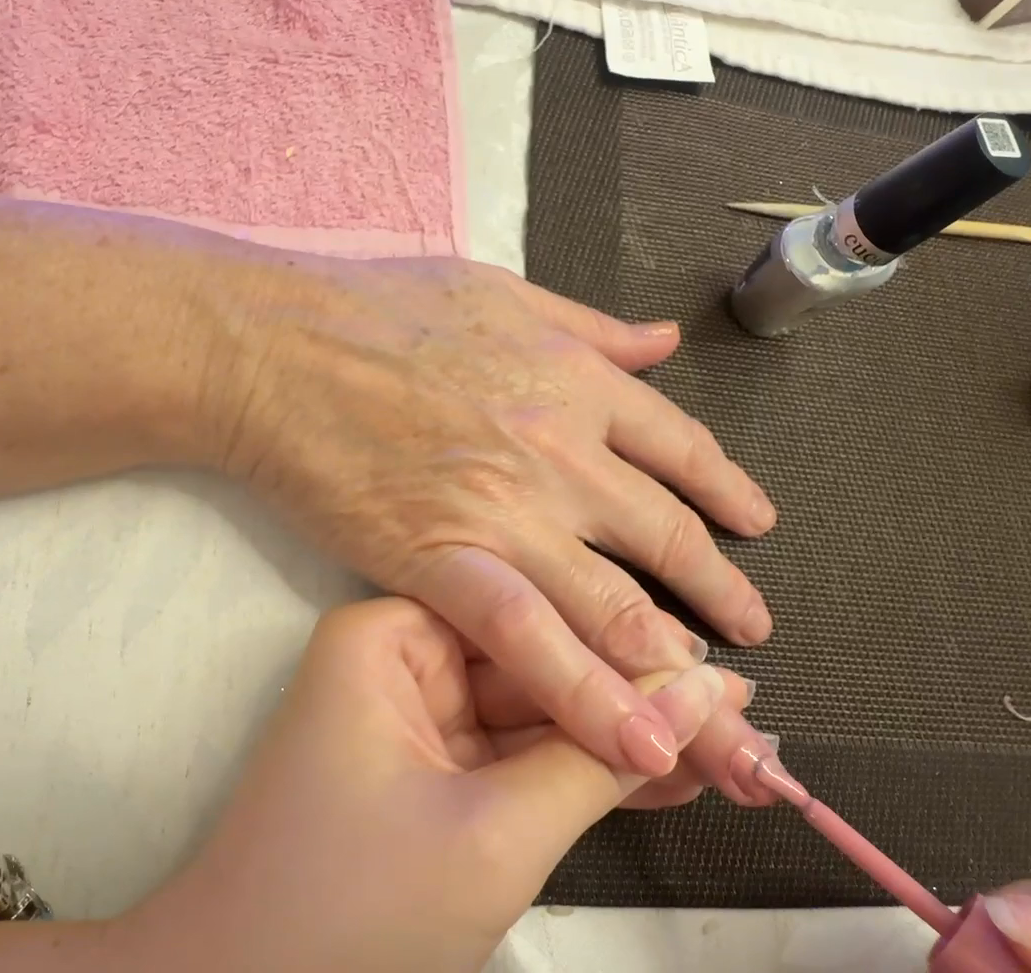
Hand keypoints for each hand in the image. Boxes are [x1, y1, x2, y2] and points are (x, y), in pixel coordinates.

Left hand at [153, 597, 743, 972]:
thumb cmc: (349, 910)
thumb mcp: (492, 832)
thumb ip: (600, 758)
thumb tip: (700, 698)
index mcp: (395, 635)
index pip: (537, 620)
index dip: (636, 654)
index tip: (728, 679)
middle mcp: (406, 655)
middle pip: (548, 666)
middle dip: (645, 706)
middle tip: (748, 725)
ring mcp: (420, 712)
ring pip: (544, 714)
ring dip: (628, 743)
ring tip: (731, 756)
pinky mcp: (433, 764)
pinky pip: (523, 754)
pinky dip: (587, 774)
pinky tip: (667, 779)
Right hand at [209, 254, 779, 792]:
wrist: (276, 344)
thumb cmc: (377, 307)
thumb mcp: (500, 291)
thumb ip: (590, 326)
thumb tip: (660, 340)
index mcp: (575, 381)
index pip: (679, 447)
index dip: (726, 489)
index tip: (752, 522)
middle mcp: (560, 453)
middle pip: (665, 534)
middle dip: (721, 589)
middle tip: (754, 631)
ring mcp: (506, 513)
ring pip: (615, 602)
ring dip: (677, 659)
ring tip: (714, 699)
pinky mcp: (442, 561)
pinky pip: (530, 640)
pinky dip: (589, 695)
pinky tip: (636, 740)